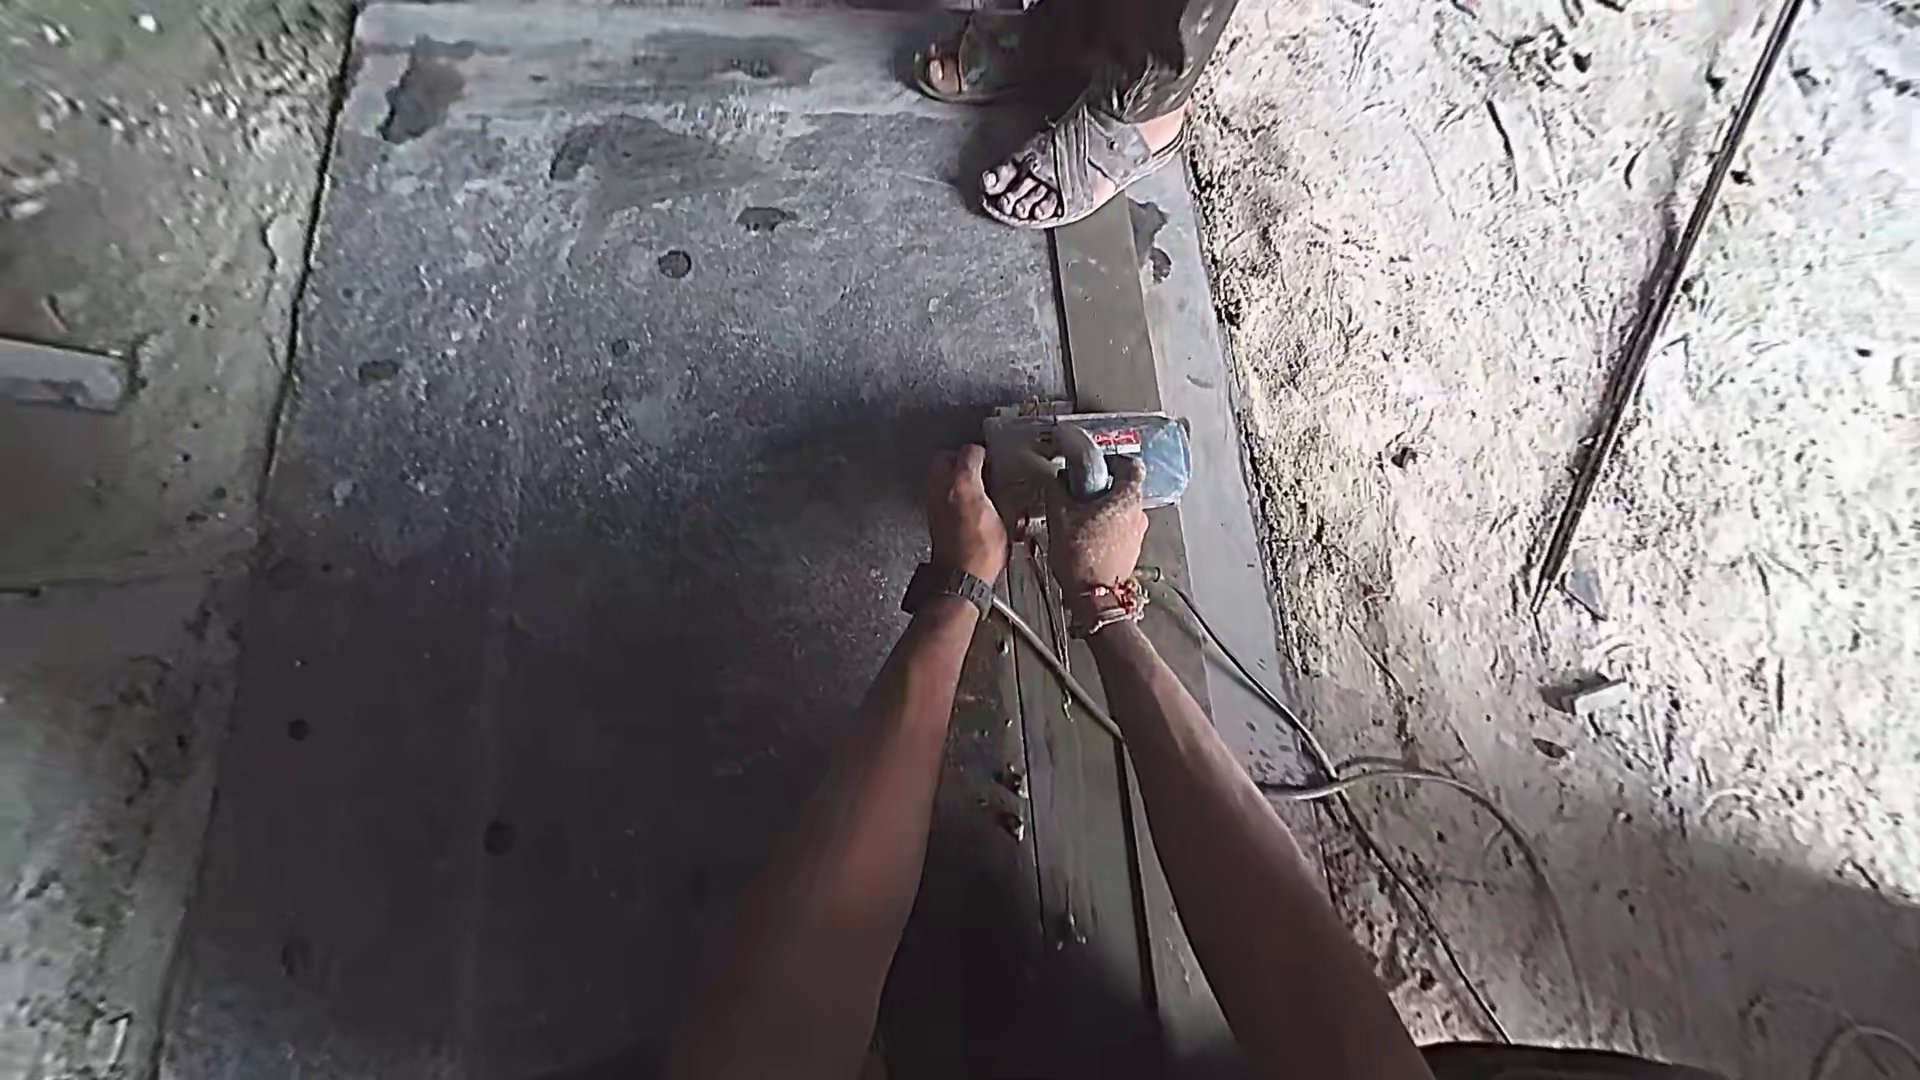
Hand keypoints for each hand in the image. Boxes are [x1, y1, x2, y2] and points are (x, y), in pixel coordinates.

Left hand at [927, 445, 1007, 583]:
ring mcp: (934, 502)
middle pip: (944, 457)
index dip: (984, 453)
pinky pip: (937, 492)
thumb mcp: (1004, 520)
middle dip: (960, 458)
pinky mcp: (932, 516)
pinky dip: (948, 492)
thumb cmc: (981, 553)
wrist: (961, 577)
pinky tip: (965, 503)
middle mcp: (944, 489)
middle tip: (977, 466)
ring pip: (937, 474)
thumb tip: (1008, 493)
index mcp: (964, 484)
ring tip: (971, 484)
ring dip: (952, 474)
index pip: (970, 451)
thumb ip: (1006, 500)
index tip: (992, 460)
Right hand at [1045, 455, 1147, 594]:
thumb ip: (1058, 491)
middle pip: (1125, 488)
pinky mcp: (1132, 550)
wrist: (1093, 597)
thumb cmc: (1080, 557)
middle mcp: (1139, 514)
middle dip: (1102, 487)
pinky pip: (1120, 529)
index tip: (1096, 464)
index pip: (1132, 465)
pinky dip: (1106, 527)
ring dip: (1103, 509)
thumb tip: (1059, 479)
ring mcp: (1138, 534)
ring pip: (1122, 510)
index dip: (1113, 459)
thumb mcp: (1059, 517)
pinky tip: (1086, 536)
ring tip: (1078, 517)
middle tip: (1079, 492)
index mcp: (1127, 499)